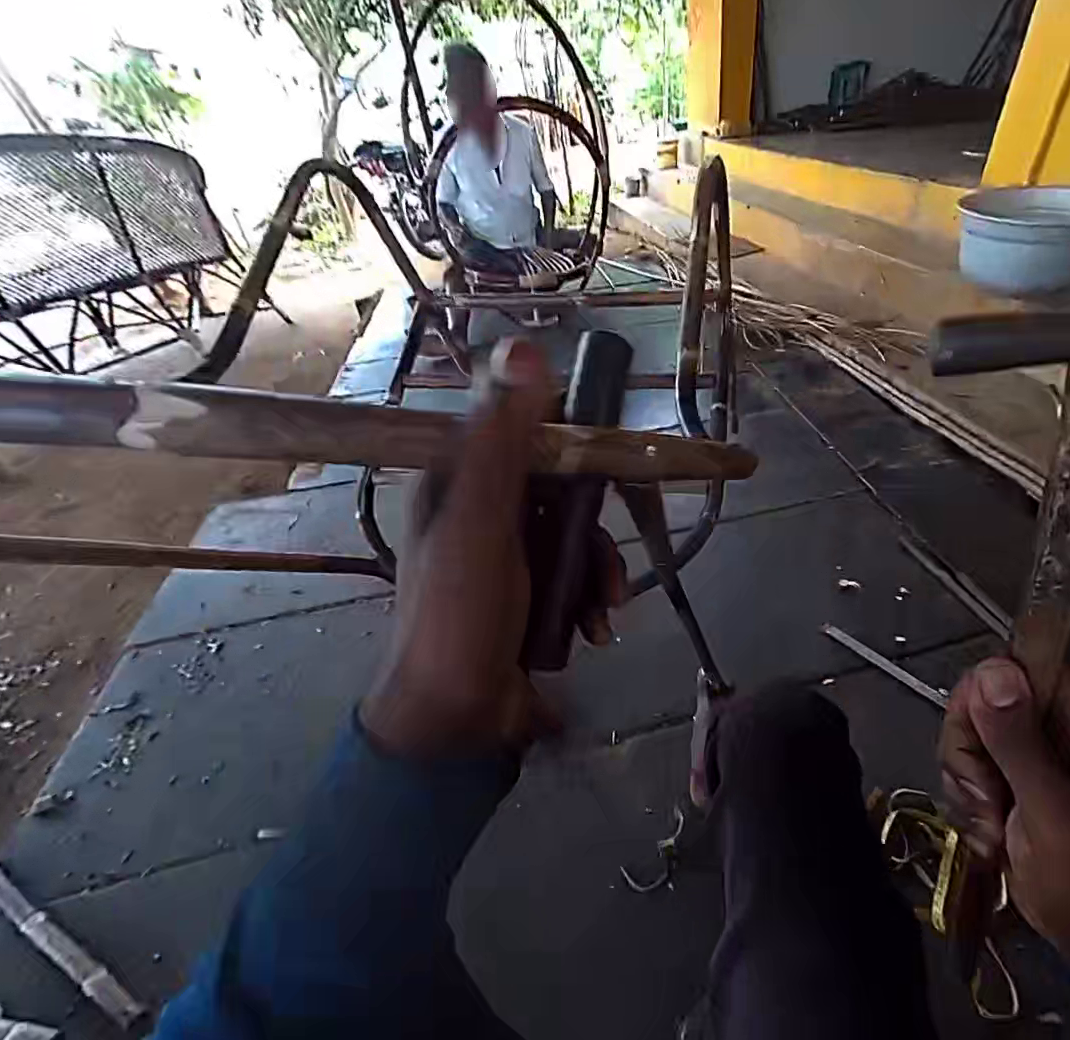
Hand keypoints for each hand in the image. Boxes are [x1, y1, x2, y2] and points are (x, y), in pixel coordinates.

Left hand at [361, 339, 623, 757]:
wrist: (453, 720)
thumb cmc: (459, 615)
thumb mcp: (480, 524)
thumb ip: (502, 443)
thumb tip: (525, 350)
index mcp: (457, 482)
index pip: (523, 436)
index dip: (573, 446)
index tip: (616, 467)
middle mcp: (479, 509)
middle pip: (558, 489)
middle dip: (593, 528)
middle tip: (606, 563)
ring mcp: (503, 554)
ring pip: (571, 535)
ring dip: (597, 570)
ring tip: (603, 609)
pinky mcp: (524, 591)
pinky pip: (569, 574)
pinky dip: (589, 597)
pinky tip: (595, 627)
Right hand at [939, 658, 1069, 989]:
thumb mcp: (1057, 822)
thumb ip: (1020, 745)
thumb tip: (994, 668)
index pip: (1029, 670)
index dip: (989, 692)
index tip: (978, 741)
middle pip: (986, 699)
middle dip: (970, 748)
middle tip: (985, 797)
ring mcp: (1043, 758)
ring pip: (969, 732)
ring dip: (965, 779)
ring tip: (991, 826)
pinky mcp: (1017, 779)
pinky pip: (967, 762)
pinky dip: (966, 796)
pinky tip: (989, 832)